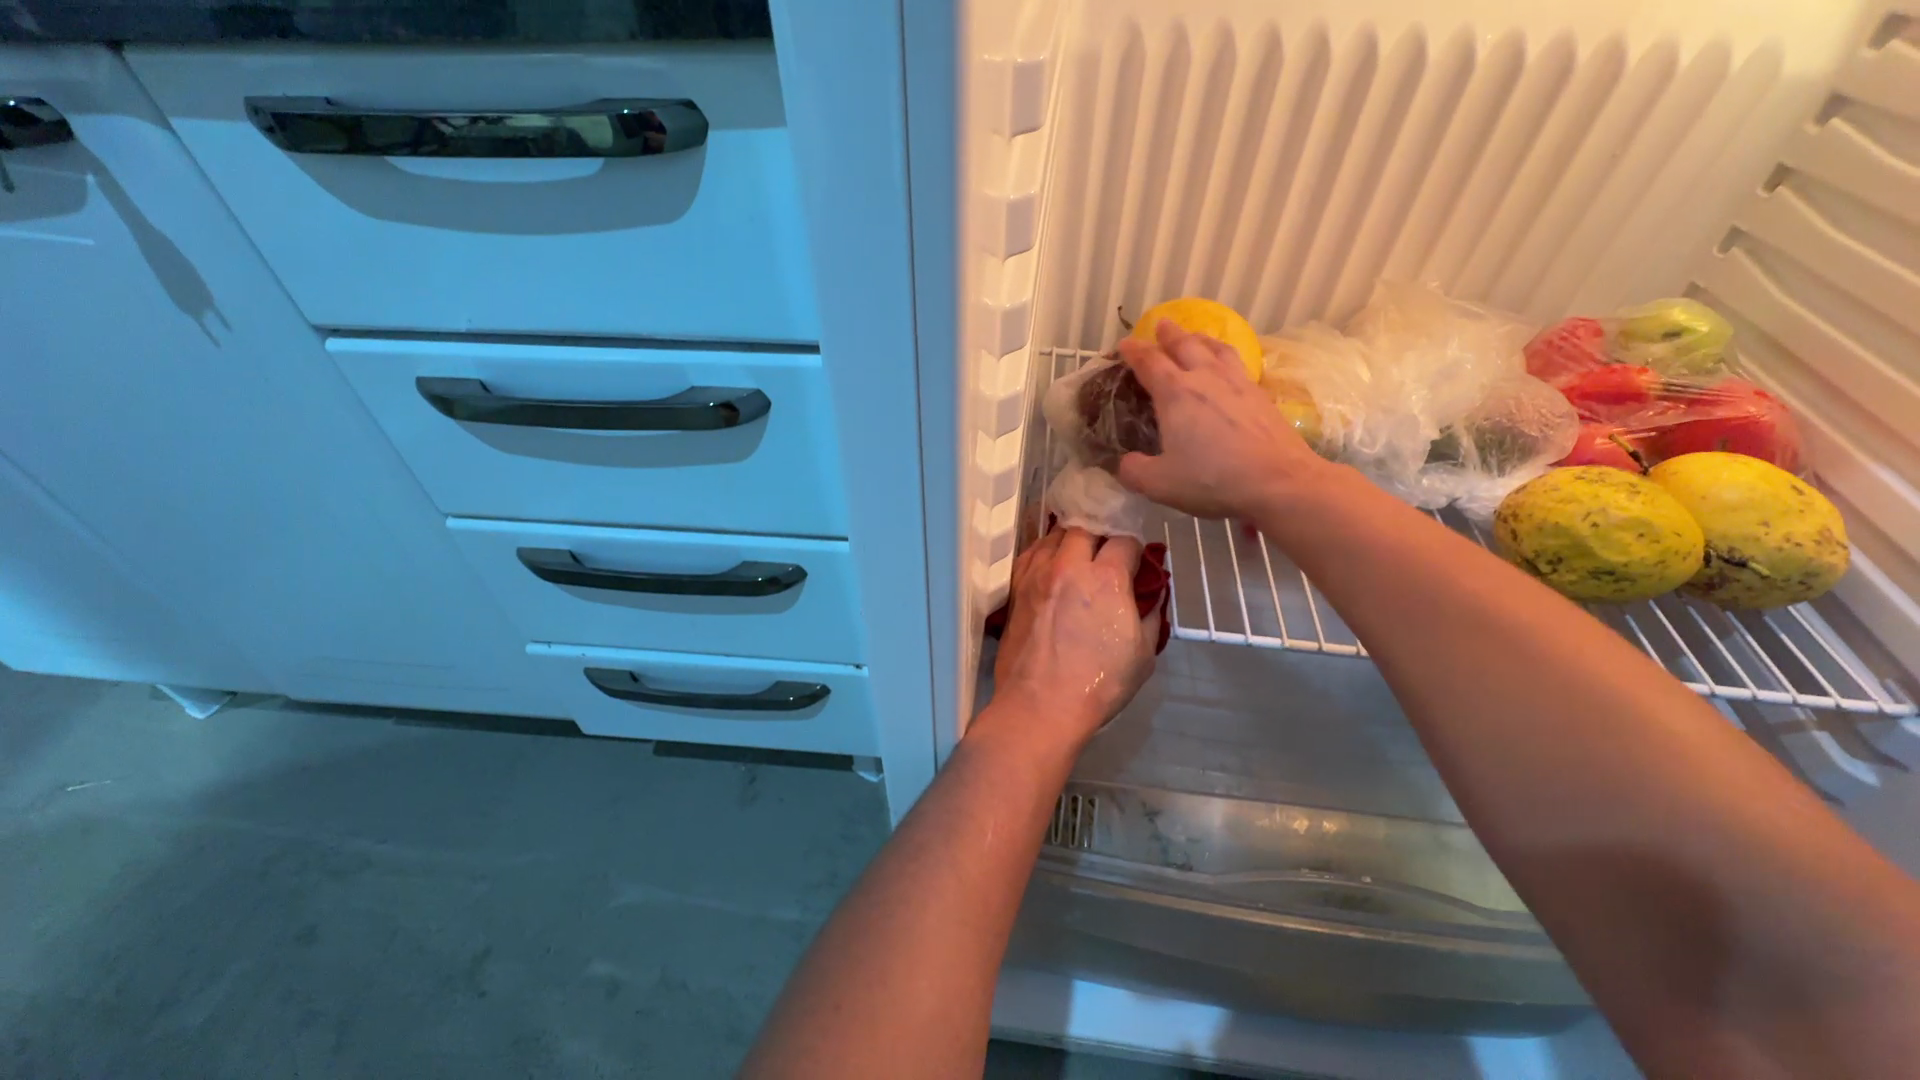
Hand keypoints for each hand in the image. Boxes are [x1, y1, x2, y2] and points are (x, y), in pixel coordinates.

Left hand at [989, 527, 1160, 750]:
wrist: (1040, 705)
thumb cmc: (1099, 684)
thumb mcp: (1144, 653)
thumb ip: (1151, 615)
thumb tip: (1152, 597)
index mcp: (1106, 578)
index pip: (1124, 540)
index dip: (1134, 548)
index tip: (1137, 561)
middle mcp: (1069, 566)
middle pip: (1086, 527)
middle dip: (1101, 534)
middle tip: (1107, 552)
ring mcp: (1038, 575)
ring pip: (1055, 535)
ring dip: (1071, 538)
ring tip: (1080, 554)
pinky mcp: (1016, 589)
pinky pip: (1032, 553)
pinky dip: (1046, 551)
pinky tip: (1053, 564)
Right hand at [1116, 319, 1327, 519]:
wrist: (1278, 480)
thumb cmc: (1213, 479)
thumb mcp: (1160, 484)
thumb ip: (1135, 471)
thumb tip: (1125, 464)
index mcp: (1175, 394)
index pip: (1149, 362)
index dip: (1134, 351)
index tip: (1124, 344)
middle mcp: (1205, 378)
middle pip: (1185, 345)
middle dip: (1170, 334)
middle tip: (1162, 324)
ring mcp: (1237, 383)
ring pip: (1216, 349)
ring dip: (1201, 339)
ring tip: (1195, 336)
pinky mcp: (1261, 395)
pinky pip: (1237, 363)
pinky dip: (1225, 356)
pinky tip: (1228, 366)